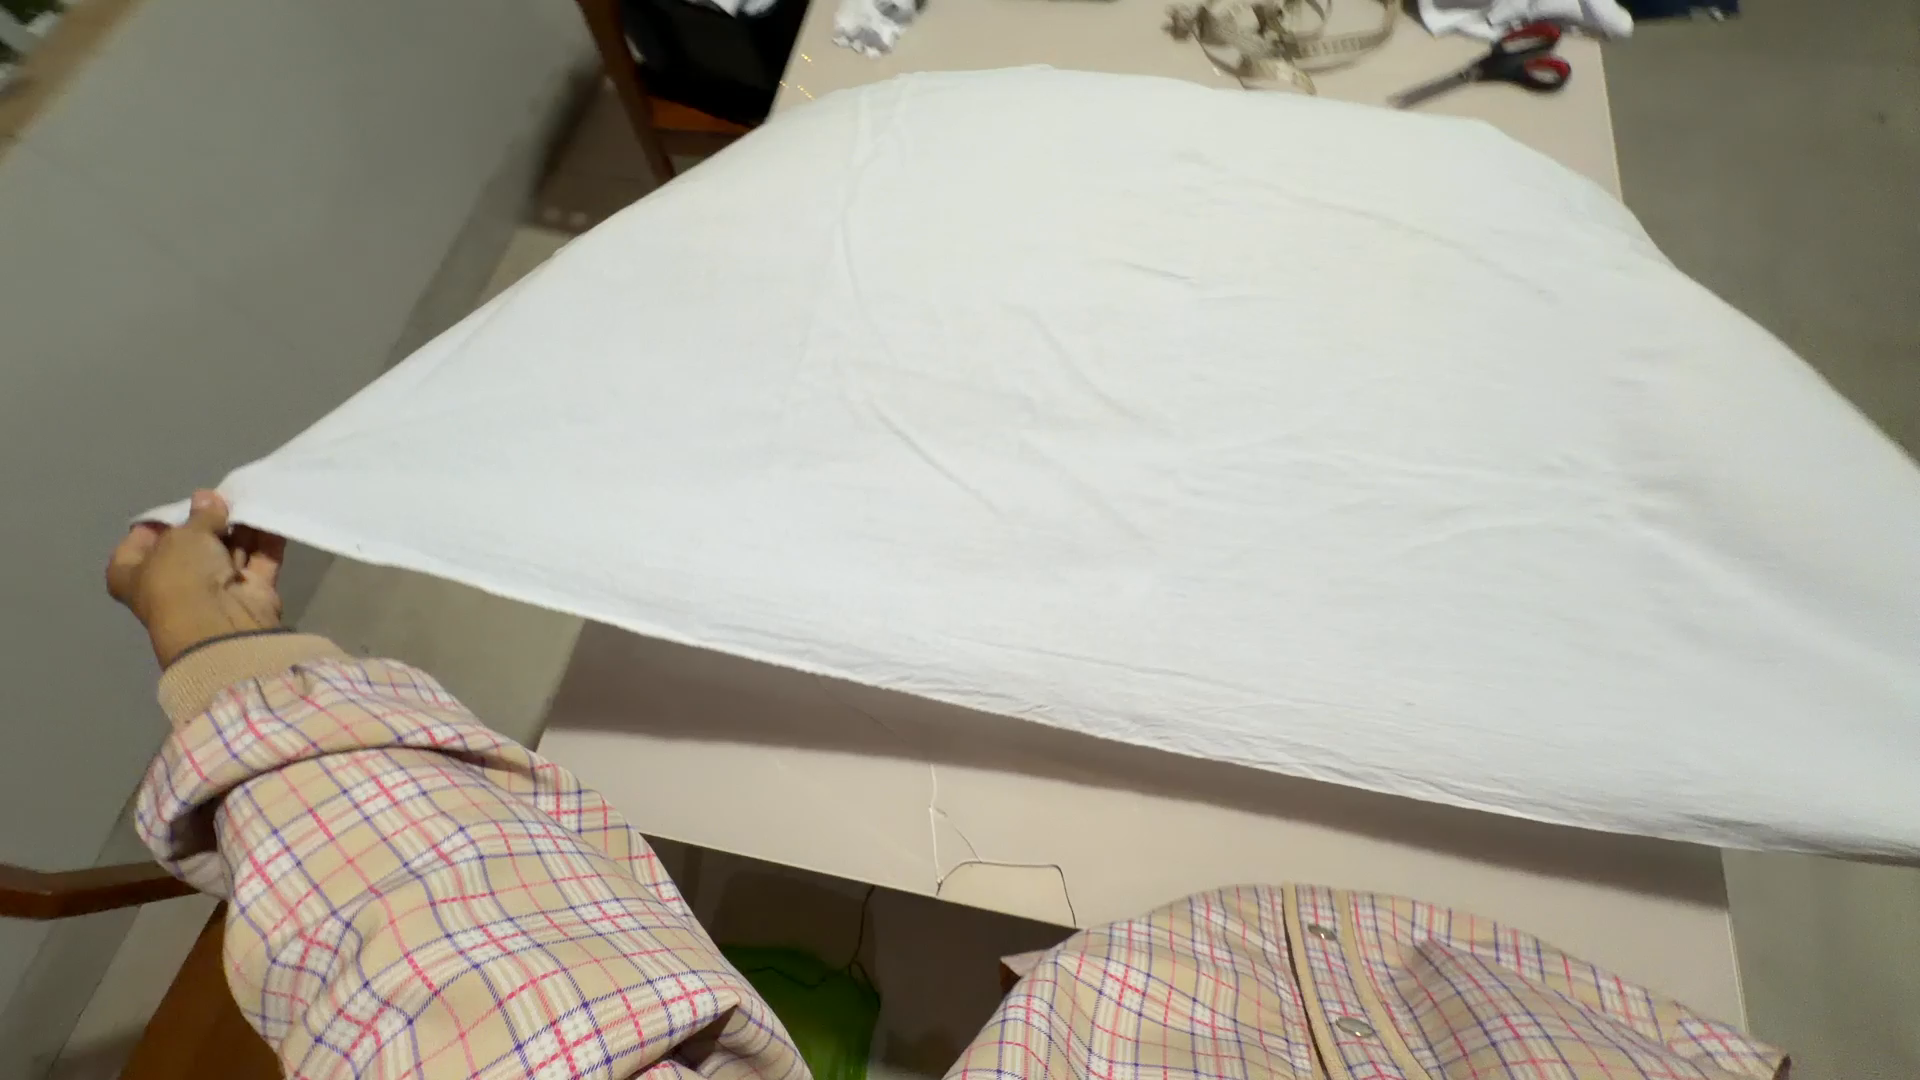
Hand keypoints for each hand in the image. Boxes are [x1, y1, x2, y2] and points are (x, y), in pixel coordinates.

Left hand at [107, 491, 284, 666]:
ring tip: (253, 502)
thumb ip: (201, 515)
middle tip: (227, 498)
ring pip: (230, 550)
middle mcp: (173, 579)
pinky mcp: (251, 589)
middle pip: (193, 544)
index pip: (143, 539)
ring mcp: (215, 586)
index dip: (163, 520)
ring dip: (241, 529)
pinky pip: (261, 560)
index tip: (186, 503)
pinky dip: (268, 541)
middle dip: (210, 522)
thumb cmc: (181, 576)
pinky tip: (274, 518)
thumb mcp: (184, 536)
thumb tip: (208, 496)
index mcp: (135, 571)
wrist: (220, 619)